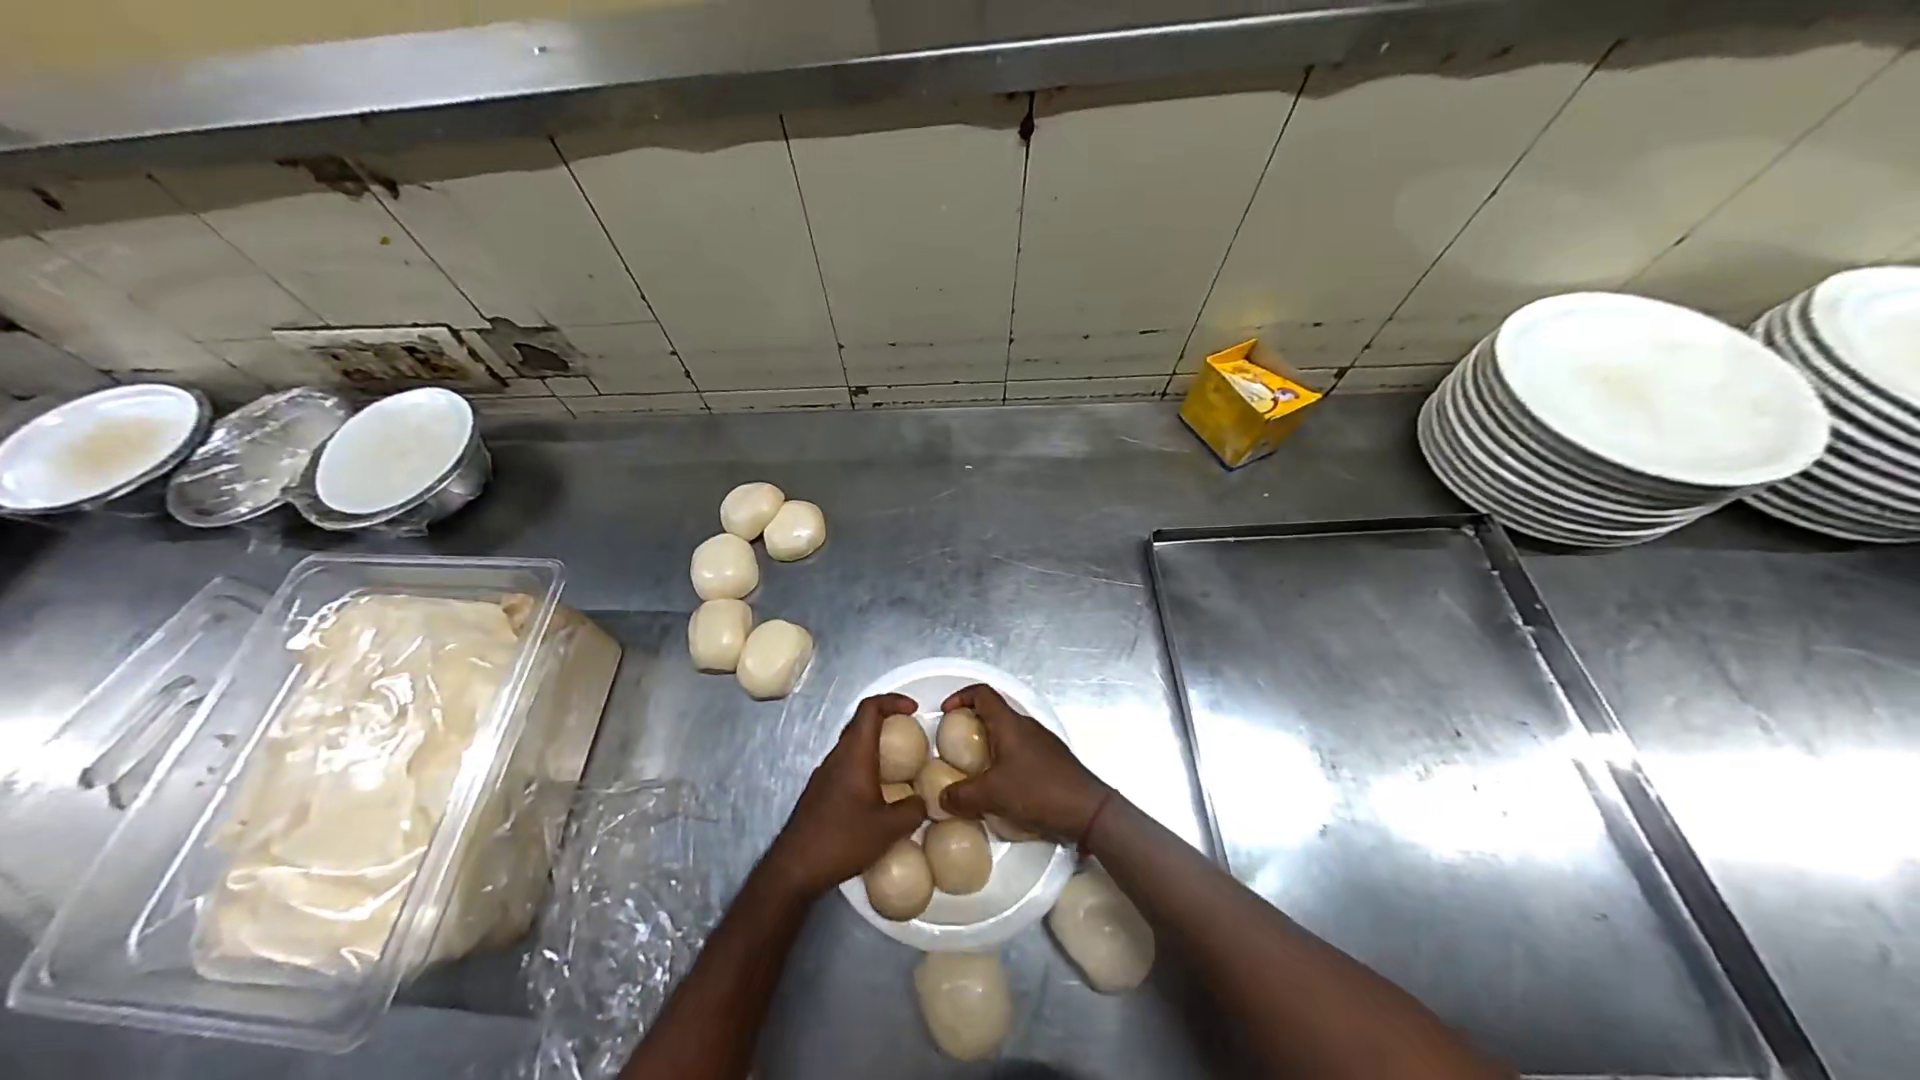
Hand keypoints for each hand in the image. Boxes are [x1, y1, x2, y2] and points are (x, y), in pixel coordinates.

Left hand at [763, 693, 928, 896]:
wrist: (795, 868)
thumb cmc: (842, 840)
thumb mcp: (889, 829)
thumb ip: (913, 810)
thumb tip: (922, 801)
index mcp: (854, 754)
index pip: (870, 709)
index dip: (892, 700)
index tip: (914, 708)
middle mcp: (837, 757)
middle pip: (860, 724)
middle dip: (887, 721)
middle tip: (911, 733)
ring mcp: (824, 774)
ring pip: (852, 746)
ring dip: (876, 746)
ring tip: (899, 766)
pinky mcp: (819, 792)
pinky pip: (846, 766)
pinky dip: (865, 766)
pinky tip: (877, 794)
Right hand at [937, 683, 1109, 841]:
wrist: (1088, 811)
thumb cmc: (1039, 792)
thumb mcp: (992, 795)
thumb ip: (962, 796)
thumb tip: (942, 799)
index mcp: (1010, 724)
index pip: (983, 693)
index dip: (961, 696)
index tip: (945, 712)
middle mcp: (1027, 726)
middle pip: (995, 713)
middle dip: (971, 725)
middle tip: (954, 746)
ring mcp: (1043, 743)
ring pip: (1008, 735)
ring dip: (989, 746)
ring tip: (974, 770)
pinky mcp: (1052, 761)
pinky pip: (1021, 752)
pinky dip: (1005, 761)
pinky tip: (1001, 788)